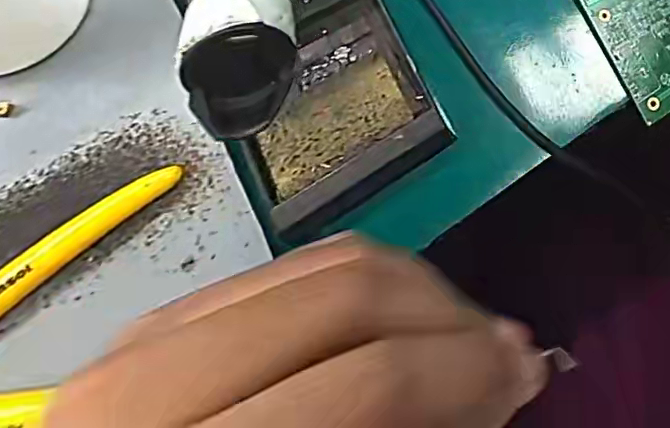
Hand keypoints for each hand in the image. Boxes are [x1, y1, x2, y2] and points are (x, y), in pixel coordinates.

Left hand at [45, 234, 548, 427]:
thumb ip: (399, 427)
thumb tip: (498, 380)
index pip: (367, 381)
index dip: (464, 372)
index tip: (520, 377)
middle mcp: (150, 377)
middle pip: (351, 288)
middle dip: (449, 314)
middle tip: (501, 347)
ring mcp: (150, 330)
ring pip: (330, 259)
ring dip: (415, 290)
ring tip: (456, 332)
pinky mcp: (164, 316)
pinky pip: (296, 269)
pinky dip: (365, 287)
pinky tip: (394, 321)